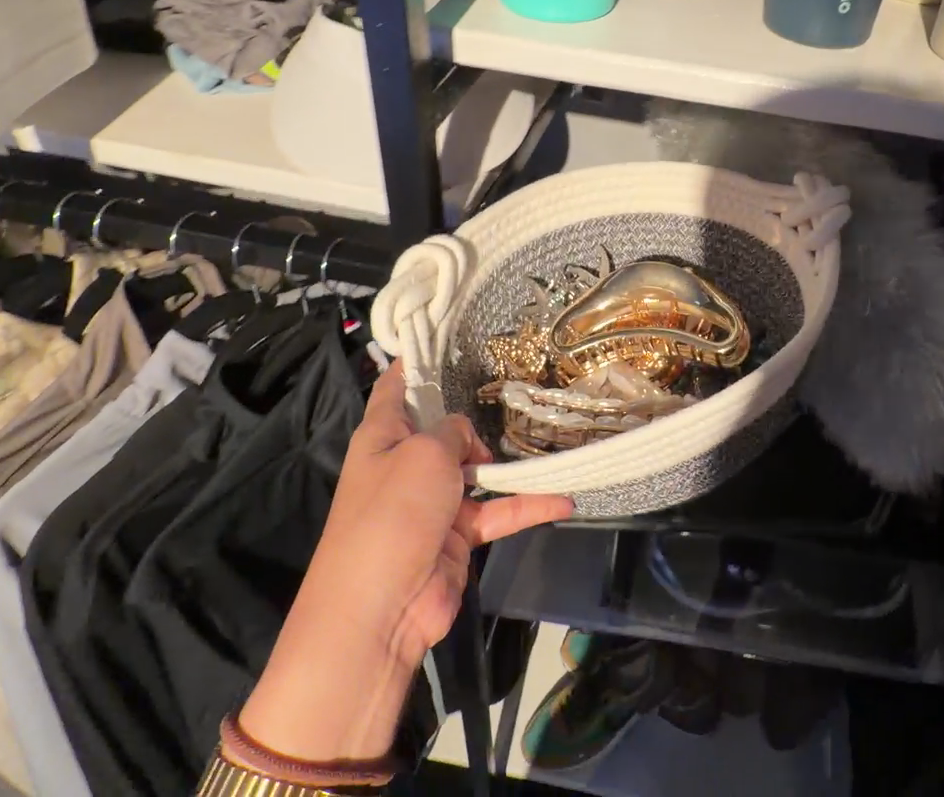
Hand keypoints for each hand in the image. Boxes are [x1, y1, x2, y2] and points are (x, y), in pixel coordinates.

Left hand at [238, 362, 573, 763]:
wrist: (380, 606)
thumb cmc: (393, 511)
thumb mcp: (424, 453)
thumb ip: (452, 431)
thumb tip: (467, 437)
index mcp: (383, 436)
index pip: (397, 387)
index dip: (417, 361)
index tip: (448, 337)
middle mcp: (405, 463)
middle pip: (445, 428)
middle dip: (478, 412)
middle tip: (522, 385)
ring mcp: (432, 502)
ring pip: (477, 472)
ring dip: (508, 464)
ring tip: (550, 439)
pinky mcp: (456, 536)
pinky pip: (496, 512)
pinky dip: (526, 506)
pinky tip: (563, 498)